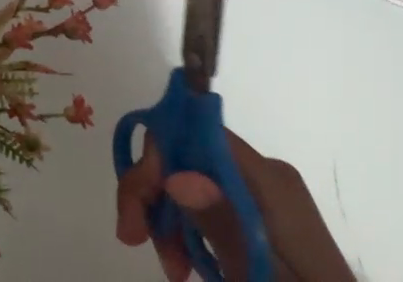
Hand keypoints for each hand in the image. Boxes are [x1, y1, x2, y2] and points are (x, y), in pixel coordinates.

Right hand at [116, 129, 353, 281]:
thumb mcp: (261, 274)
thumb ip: (222, 226)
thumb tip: (176, 175)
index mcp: (268, 179)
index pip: (192, 134)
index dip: (154, 160)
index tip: (137, 211)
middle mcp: (264, 174)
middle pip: (184, 158)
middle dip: (152, 196)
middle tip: (134, 240)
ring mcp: (262, 194)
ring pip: (187, 183)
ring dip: (166, 220)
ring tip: (173, 268)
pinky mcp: (260, 215)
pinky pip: (205, 204)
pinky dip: (186, 230)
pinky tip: (187, 263)